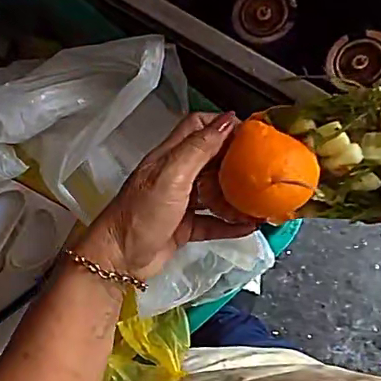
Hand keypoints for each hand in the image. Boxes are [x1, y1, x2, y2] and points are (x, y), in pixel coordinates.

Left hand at [75, 112, 259, 280]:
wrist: (118, 258)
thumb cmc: (137, 215)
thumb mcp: (171, 176)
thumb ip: (198, 148)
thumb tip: (227, 121)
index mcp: (168, 158)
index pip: (197, 128)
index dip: (223, 125)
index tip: (251, 132)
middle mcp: (173, 177)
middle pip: (211, 160)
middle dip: (236, 163)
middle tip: (262, 168)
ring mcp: (177, 203)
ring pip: (214, 193)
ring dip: (236, 196)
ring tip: (260, 200)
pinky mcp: (181, 227)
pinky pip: (212, 222)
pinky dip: (230, 224)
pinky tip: (248, 226)